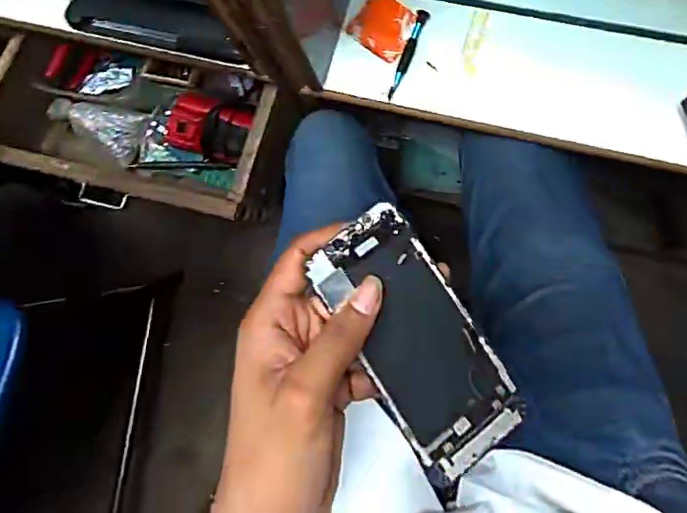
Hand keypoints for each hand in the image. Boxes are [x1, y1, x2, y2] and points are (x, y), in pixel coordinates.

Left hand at [216, 223, 382, 512]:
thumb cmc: (270, 458)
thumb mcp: (304, 391)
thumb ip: (339, 337)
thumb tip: (371, 288)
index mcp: (270, 322)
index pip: (298, 260)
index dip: (329, 238)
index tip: (368, 228)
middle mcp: (292, 332)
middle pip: (332, 287)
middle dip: (366, 279)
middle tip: (406, 266)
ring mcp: (313, 358)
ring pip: (352, 320)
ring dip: (379, 318)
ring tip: (416, 304)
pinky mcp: (332, 382)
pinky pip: (361, 353)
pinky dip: (380, 355)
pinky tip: (401, 357)